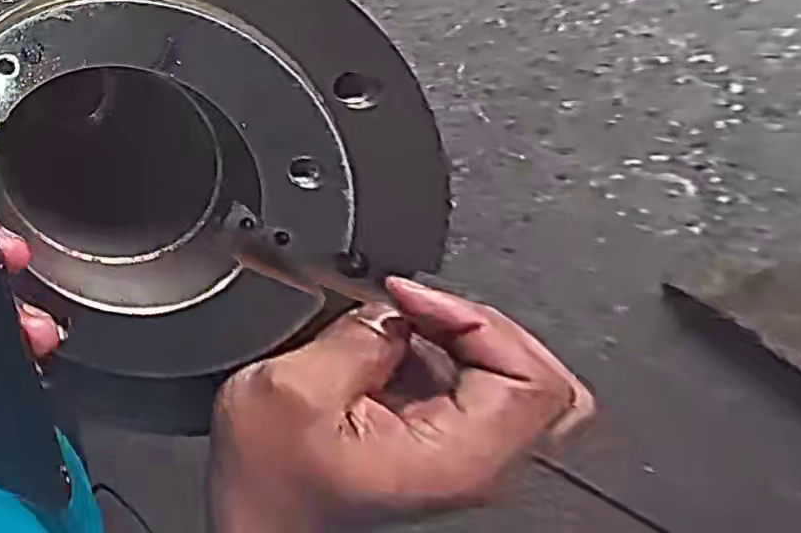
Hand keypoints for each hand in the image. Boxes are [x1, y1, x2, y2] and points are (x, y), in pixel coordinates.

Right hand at [210, 277, 594, 531]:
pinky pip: (462, 384)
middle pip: (542, 385)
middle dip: (479, 325)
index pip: (531, 383)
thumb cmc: (270, 468)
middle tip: (414, 300)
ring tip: (391, 311)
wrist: (259, 506)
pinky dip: (431, 345)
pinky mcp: (428, 438)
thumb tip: (386, 310)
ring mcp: (455, 451)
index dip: (473, 321)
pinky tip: (379, 336)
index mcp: (454, 456)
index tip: (407, 295)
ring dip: (454, 332)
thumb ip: (349, 343)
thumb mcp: (292, 388)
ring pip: (506, 381)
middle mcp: (472, 460)